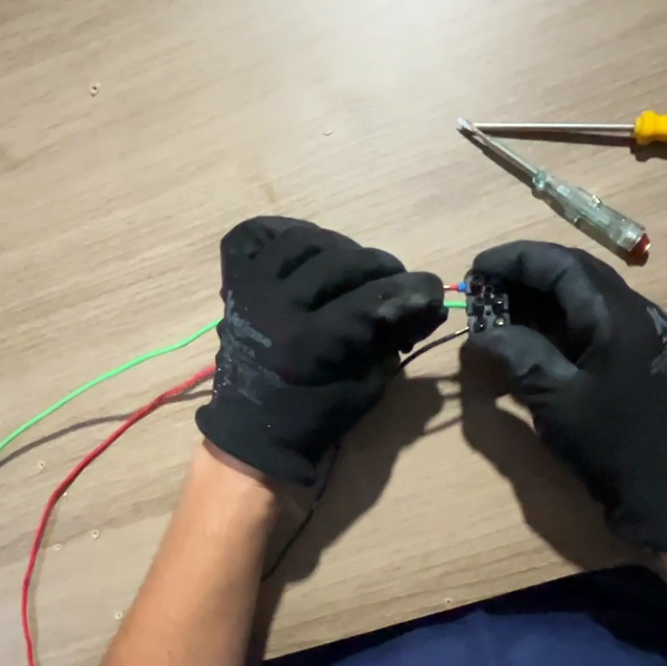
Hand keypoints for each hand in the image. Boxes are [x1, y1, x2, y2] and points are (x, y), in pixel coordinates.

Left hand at [195, 217, 446, 486]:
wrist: (252, 431)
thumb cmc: (316, 415)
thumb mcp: (367, 384)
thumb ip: (393, 336)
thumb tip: (427, 302)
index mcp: (311, 343)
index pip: (373, 297)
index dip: (414, 290)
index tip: (433, 291)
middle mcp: (276, 308)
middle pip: (340, 261)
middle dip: (380, 268)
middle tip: (393, 283)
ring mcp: (250, 291)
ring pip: (301, 240)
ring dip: (337, 248)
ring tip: (352, 268)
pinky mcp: (233, 284)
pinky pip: (251, 237)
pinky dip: (279, 233)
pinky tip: (304, 250)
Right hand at [467, 242, 666, 551]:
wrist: (662, 482)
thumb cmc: (608, 440)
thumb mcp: (554, 398)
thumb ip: (518, 355)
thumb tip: (481, 334)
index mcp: (614, 316)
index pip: (561, 264)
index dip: (515, 260)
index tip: (476, 269)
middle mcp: (630, 310)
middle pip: (572, 271)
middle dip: (524, 274)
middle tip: (483, 288)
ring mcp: (635, 329)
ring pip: (580, 292)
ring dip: (537, 294)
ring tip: (497, 308)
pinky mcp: (631, 350)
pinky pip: (588, 317)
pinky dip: (553, 317)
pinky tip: (526, 334)